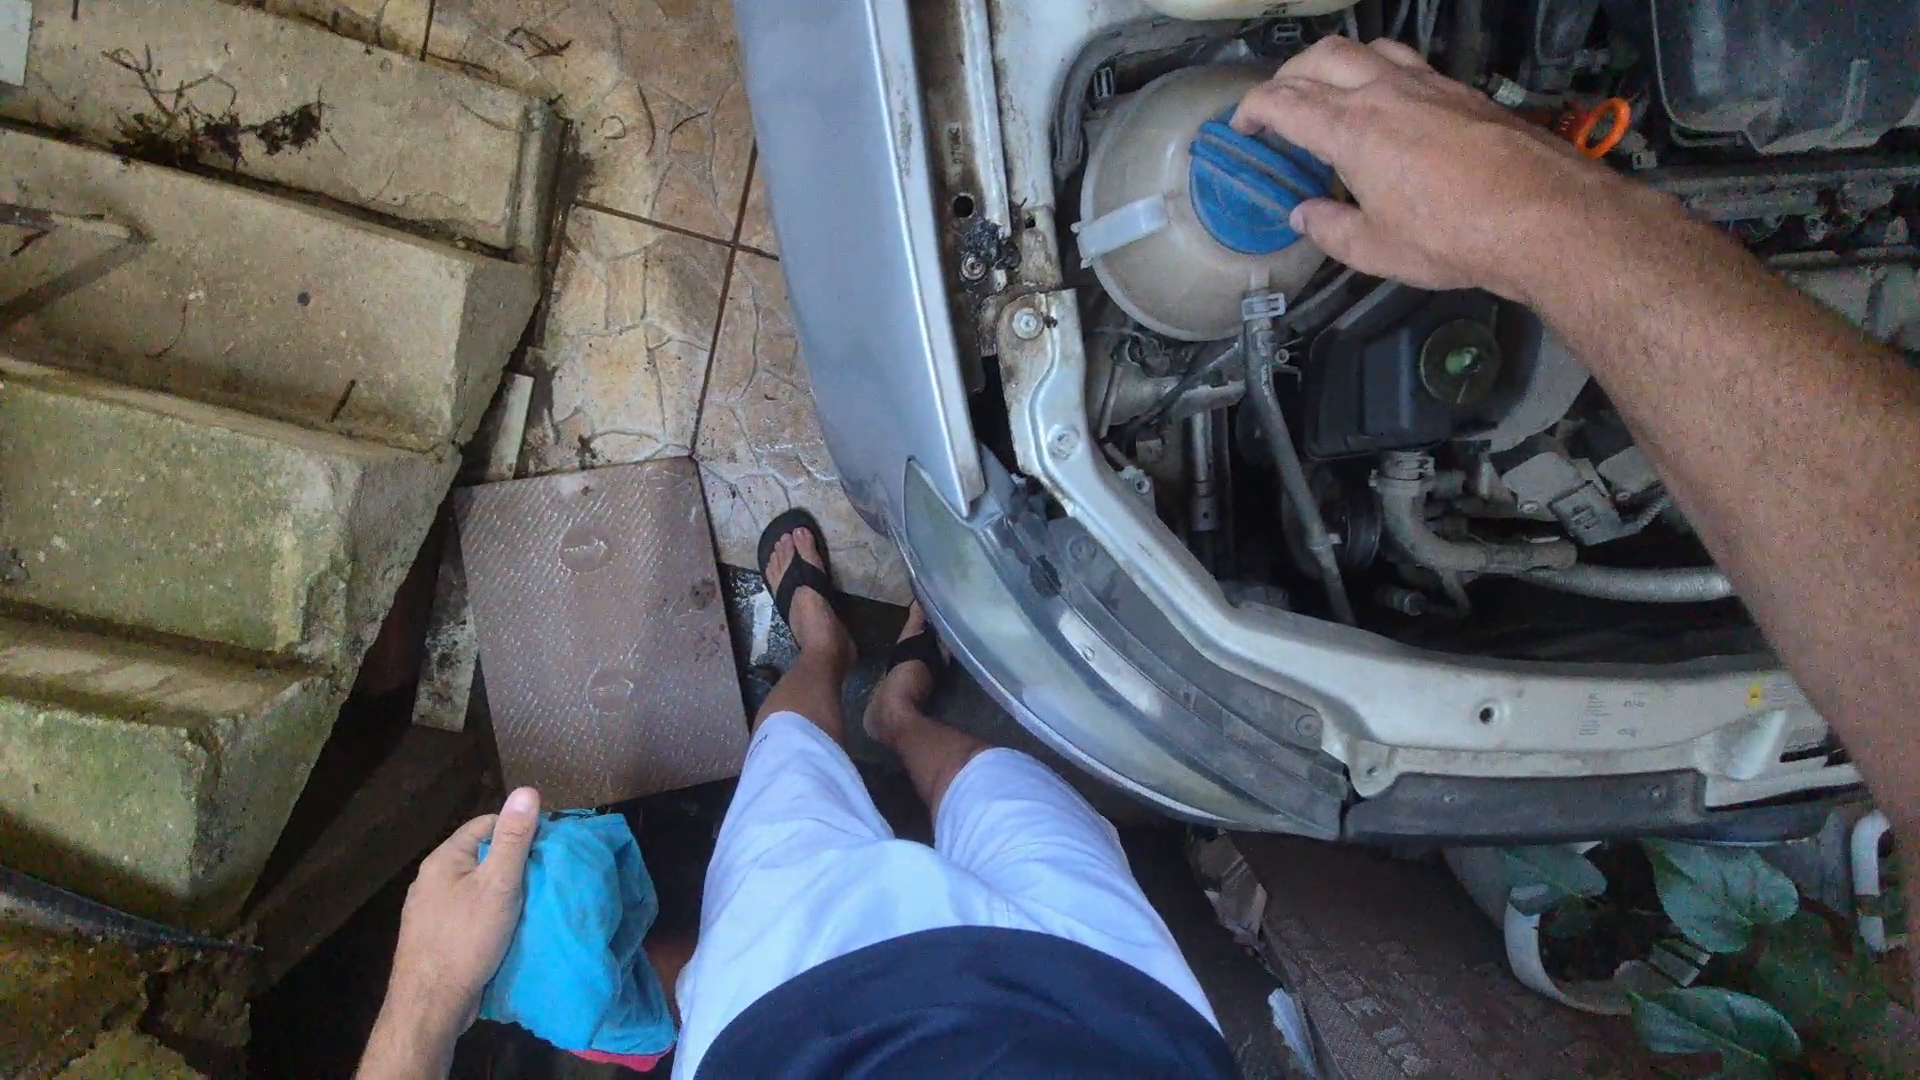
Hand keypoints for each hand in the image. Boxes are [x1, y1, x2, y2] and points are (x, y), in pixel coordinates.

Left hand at [358, 787, 540, 1079]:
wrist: (430, 1008)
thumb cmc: (467, 938)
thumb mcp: (499, 884)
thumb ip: (513, 838)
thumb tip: (526, 791)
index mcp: (443, 860)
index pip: (489, 824)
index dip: (520, 830)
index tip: (546, 848)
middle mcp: (431, 879)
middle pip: (483, 853)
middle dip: (515, 861)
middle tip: (542, 875)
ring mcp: (430, 909)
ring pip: (478, 882)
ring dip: (504, 887)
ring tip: (530, 898)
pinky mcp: (436, 934)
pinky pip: (470, 907)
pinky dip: (491, 909)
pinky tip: (507, 922)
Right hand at [1232, 37, 1655, 302]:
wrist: (1540, 217)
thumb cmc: (1447, 238)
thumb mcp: (1371, 249)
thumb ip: (1328, 227)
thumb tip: (1304, 213)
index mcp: (1353, 133)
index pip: (1287, 104)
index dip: (1253, 110)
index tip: (1239, 126)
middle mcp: (1386, 94)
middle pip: (1322, 58)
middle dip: (1285, 77)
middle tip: (1271, 106)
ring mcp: (1427, 85)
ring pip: (1365, 48)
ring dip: (1330, 63)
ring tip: (1318, 91)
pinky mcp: (1458, 90)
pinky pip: (1402, 60)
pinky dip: (1371, 69)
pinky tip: (1374, 98)